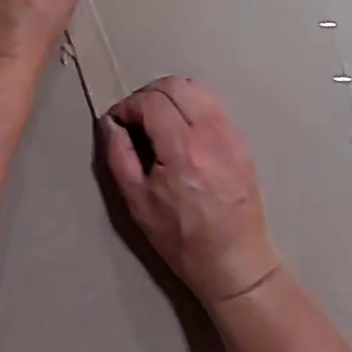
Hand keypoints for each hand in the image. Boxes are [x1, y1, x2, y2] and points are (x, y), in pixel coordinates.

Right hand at [102, 76, 282, 305]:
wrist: (236, 265)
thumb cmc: (182, 239)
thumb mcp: (138, 202)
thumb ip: (119, 155)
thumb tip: (110, 123)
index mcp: (183, 151)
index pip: (151, 101)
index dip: (128, 105)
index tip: (119, 121)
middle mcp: (210, 134)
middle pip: (174, 85)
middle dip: (148, 94)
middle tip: (136, 118)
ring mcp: (231, 135)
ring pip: (196, 88)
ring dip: (171, 96)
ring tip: (158, 120)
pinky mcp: (241, 141)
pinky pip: (212, 104)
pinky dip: (191, 105)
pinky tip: (182, 129)